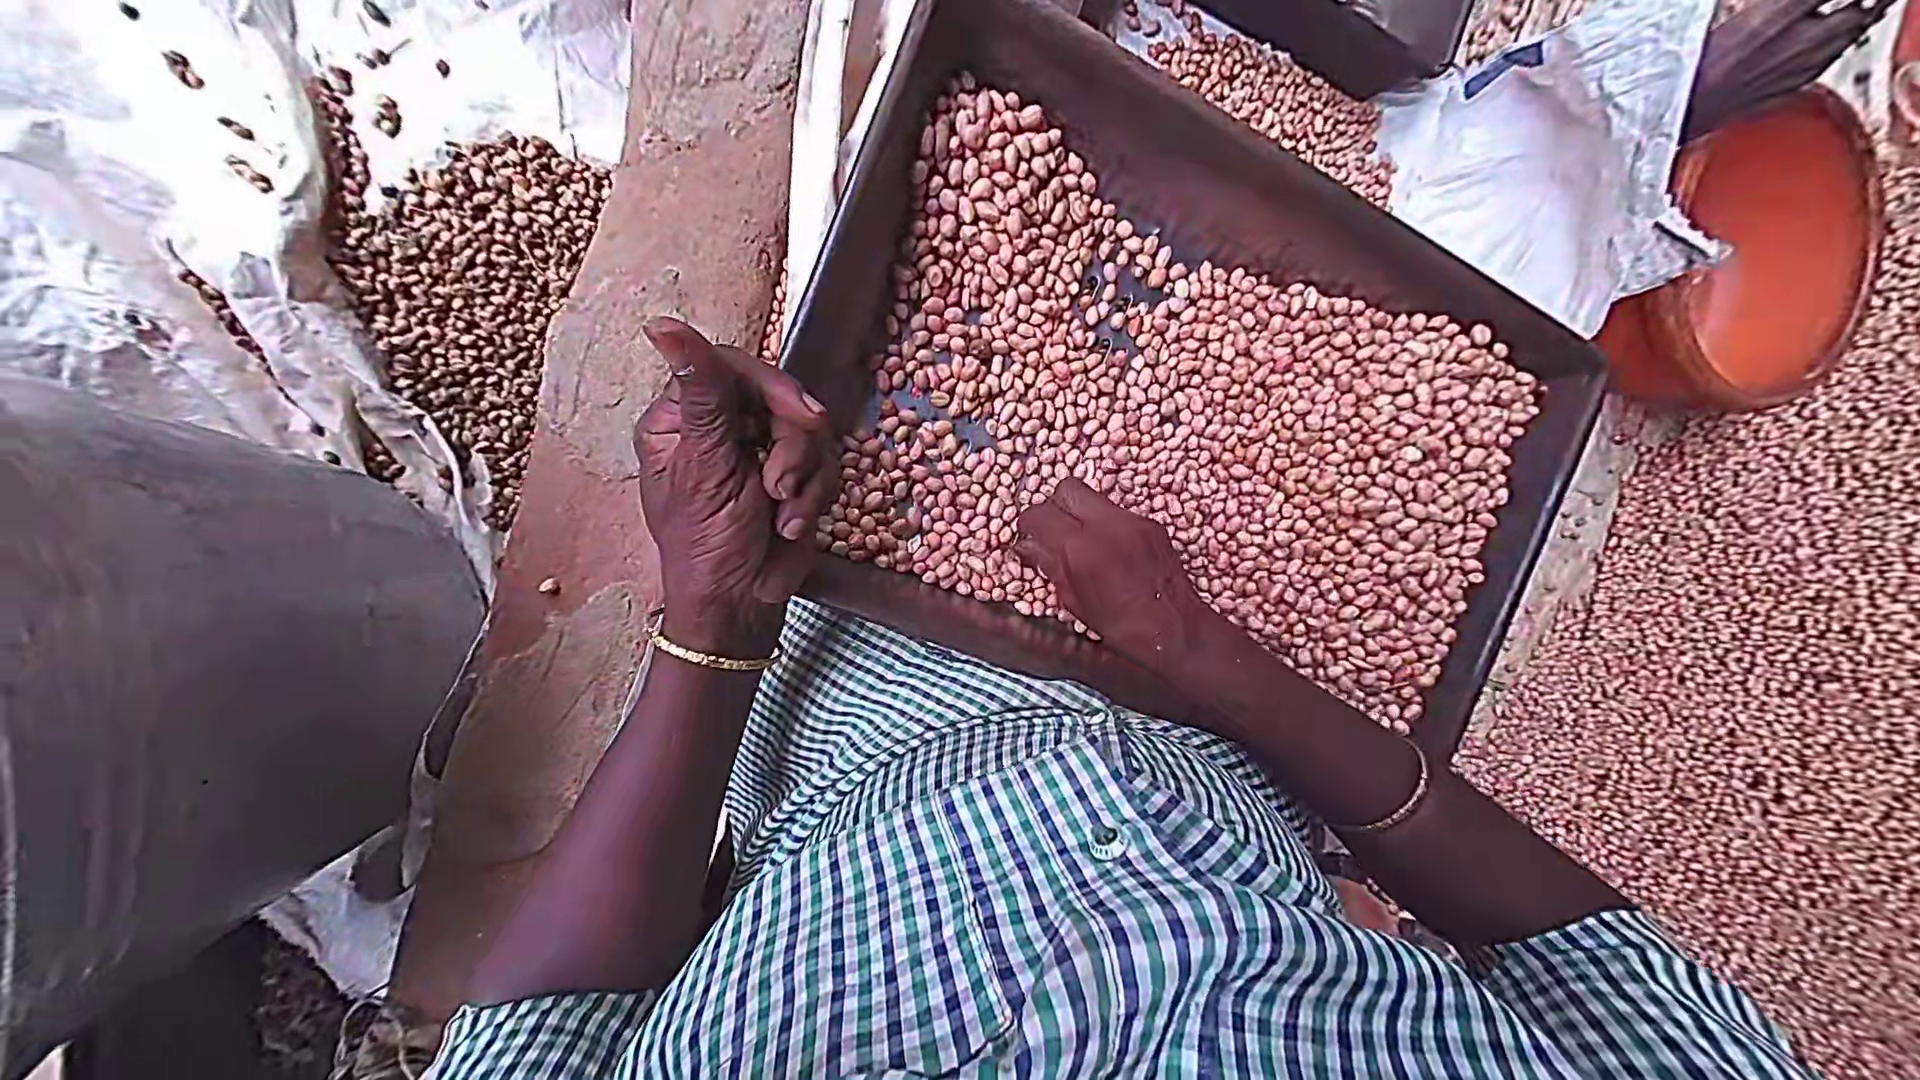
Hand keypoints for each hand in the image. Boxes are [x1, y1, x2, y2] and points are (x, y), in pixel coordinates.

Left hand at [634, 317, 834, 656]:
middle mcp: (725, 428)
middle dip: (792, 449)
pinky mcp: (793, 478)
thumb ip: (701, 396)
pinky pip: (824, 466)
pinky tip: (792, 527)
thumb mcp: (705, 468)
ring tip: (784, 518)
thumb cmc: (706, 543)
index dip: (774, 387)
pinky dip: (814, 499)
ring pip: (811, 434)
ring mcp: (761, 453)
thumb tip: (662, 324)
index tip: (804, 415)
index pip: (733, 368)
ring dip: (805, 482)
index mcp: (684, 418)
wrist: (740, 605)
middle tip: (780, 488)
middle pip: (782, 400)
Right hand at [1013, 478, 1215, 664]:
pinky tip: (1108, 549)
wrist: (1175, 629)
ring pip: (1094, 497)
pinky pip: (1117, 512)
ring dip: (1081, 513)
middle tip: (1053, 529)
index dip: (1028, 523)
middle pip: (1067, 488)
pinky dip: (1106, 525)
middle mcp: (1105, 526)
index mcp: (1079, 548)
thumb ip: (1050, 565)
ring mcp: (1131, 521)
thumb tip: (1029, 548)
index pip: (1039, 514)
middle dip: (1055, 506)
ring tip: (1081, 541)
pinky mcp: (1150, 524)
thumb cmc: (1122, 626)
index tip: (1028, 534)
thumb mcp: (1074, 600)